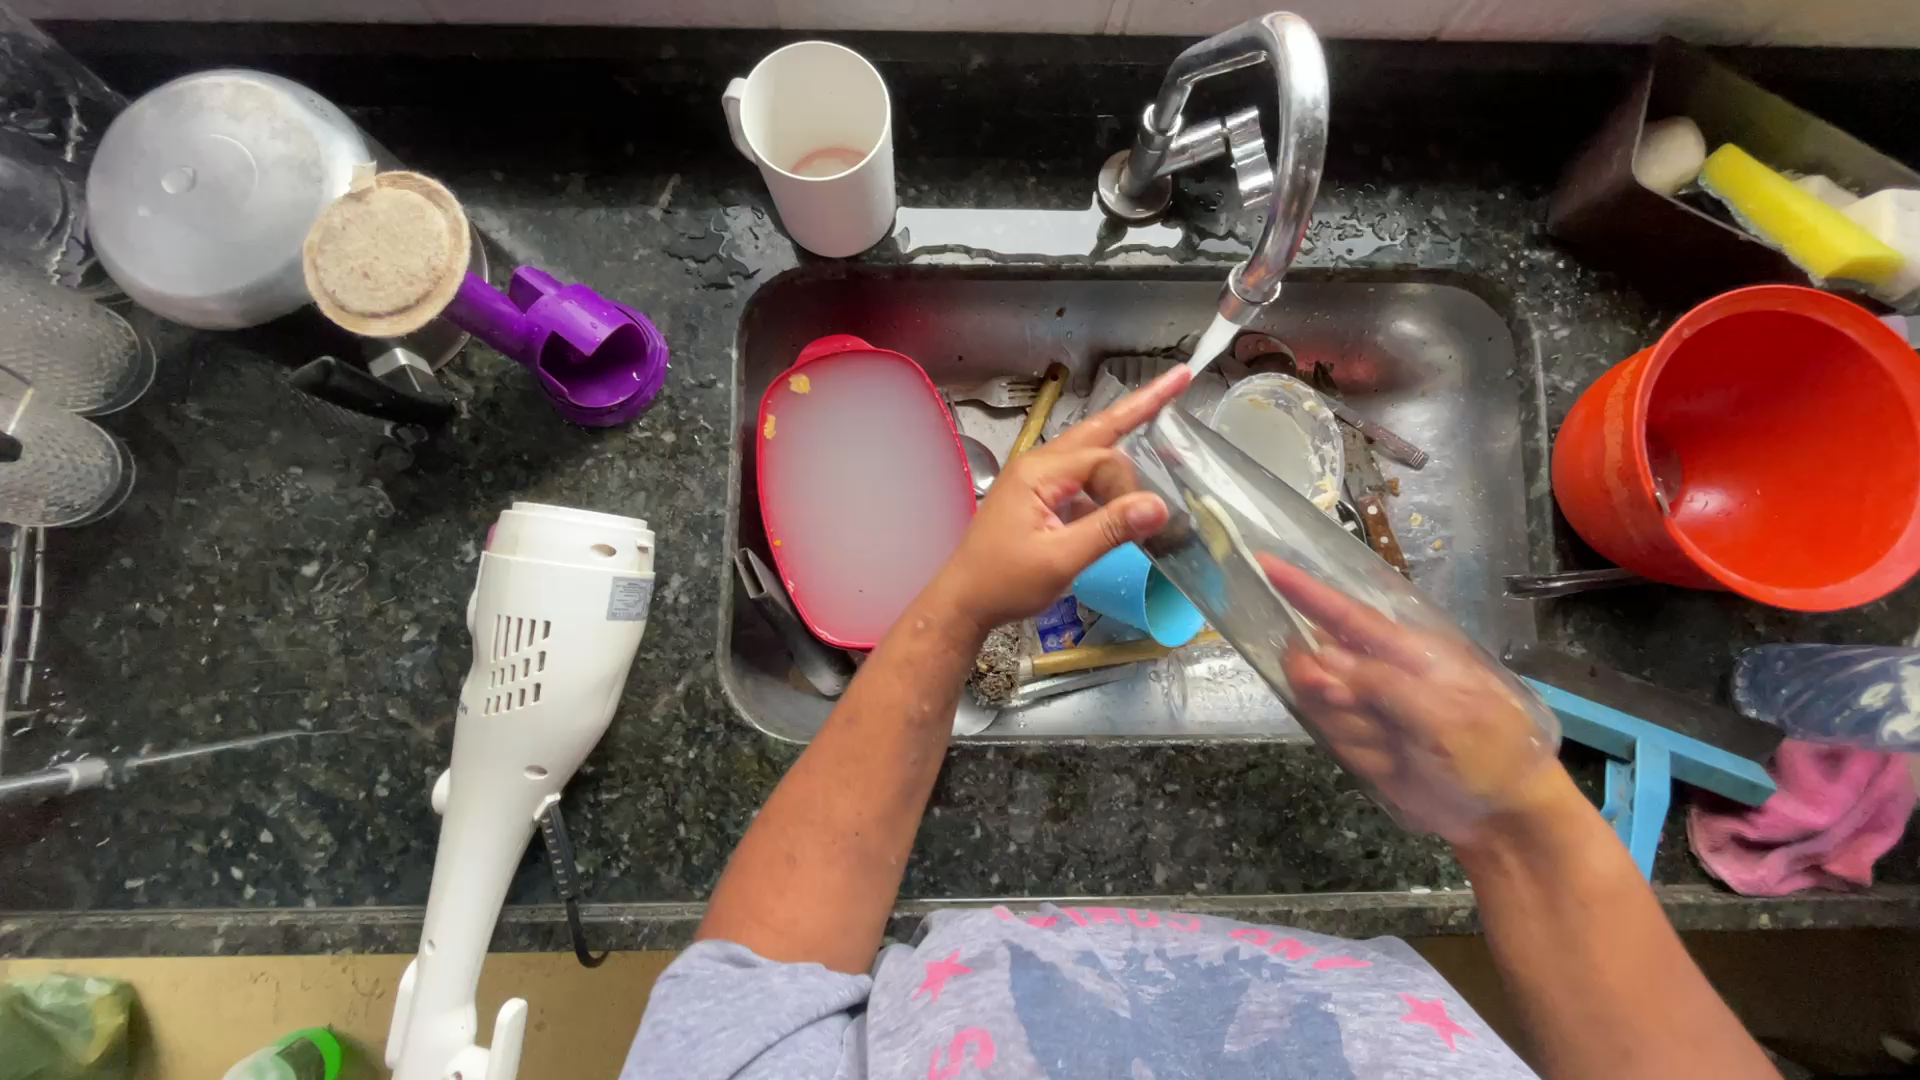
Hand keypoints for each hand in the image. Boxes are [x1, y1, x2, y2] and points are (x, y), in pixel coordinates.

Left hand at [933, 366, 1191, 631]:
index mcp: (1039, 472)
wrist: (965, 601)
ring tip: (1161, 408)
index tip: (1140, 521)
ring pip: (1089, 448)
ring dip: (1124, 430)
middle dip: (1139, 405)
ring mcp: (1036, 480)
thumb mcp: (1060, 560)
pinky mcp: (1039, 498)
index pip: (1102, 460)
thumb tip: (1159, 505)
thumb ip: (1109, 530)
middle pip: (1097, 429)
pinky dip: (1108, 472)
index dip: (1127, 487)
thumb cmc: (1004, 582)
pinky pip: (1081, 475)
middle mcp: (1038, 465)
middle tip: (1179, 379)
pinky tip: (1128, 477)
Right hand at [1261, 556, 1564, 843]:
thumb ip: (1382, 684)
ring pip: (1316, 702)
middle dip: (1323, 686)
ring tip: (1396, 746)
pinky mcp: (1355, 737)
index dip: (1302, 590)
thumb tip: (1323, 663)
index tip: (1262, 564)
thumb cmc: (1491, 751)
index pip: (1342, 613)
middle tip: (1348, 701)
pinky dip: (1357, 751)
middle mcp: (1376, 670)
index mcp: (1404, 650)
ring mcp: (1363, 705)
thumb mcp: (1446, 715)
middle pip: (1313, 660)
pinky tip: (1391, 763)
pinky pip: (1327, 734)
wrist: (1503, 816)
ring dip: (1351, 728)